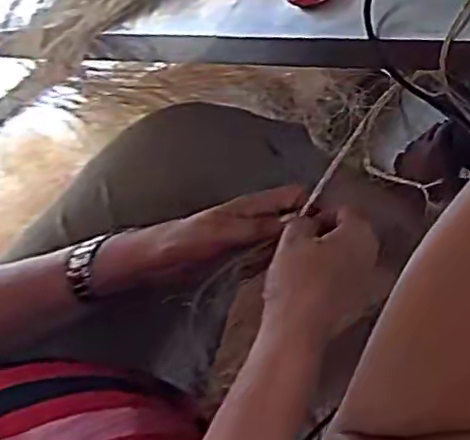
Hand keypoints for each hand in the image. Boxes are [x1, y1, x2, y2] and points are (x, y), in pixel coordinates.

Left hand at [94, 184, 306, 294]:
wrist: (144, 264)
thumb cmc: (184, 241)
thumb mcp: (224, 232)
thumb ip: (261, 226)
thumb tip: (299, 221)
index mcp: (259, 203)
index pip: (300, 195)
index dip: (315, 204)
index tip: (325, 225)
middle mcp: (260, 217)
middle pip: (296, 217)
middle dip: (307, 229)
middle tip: (314, 250)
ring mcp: (251, 237)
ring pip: (284, 237)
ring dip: (291, 248)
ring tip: (300, 264)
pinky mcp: (241, 256)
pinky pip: (267, 256)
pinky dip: (275, 262)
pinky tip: (279, 274)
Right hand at [261, 208, 382, 344]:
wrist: (300, 331)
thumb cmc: (296, 282)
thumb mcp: (291, 245)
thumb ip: (300, 223)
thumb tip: (307, 220)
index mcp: (360, 229)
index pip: (345, 210)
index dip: (320, 215)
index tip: (301, 227)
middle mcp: (372, 246)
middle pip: (349, 232)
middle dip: (325, 236)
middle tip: (299, 248)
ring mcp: (370, 271)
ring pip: (348, 254)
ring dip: (328, 257)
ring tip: (300, 269)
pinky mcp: (361, 294)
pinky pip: (346, 276)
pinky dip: (331, 276)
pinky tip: (310, 288)